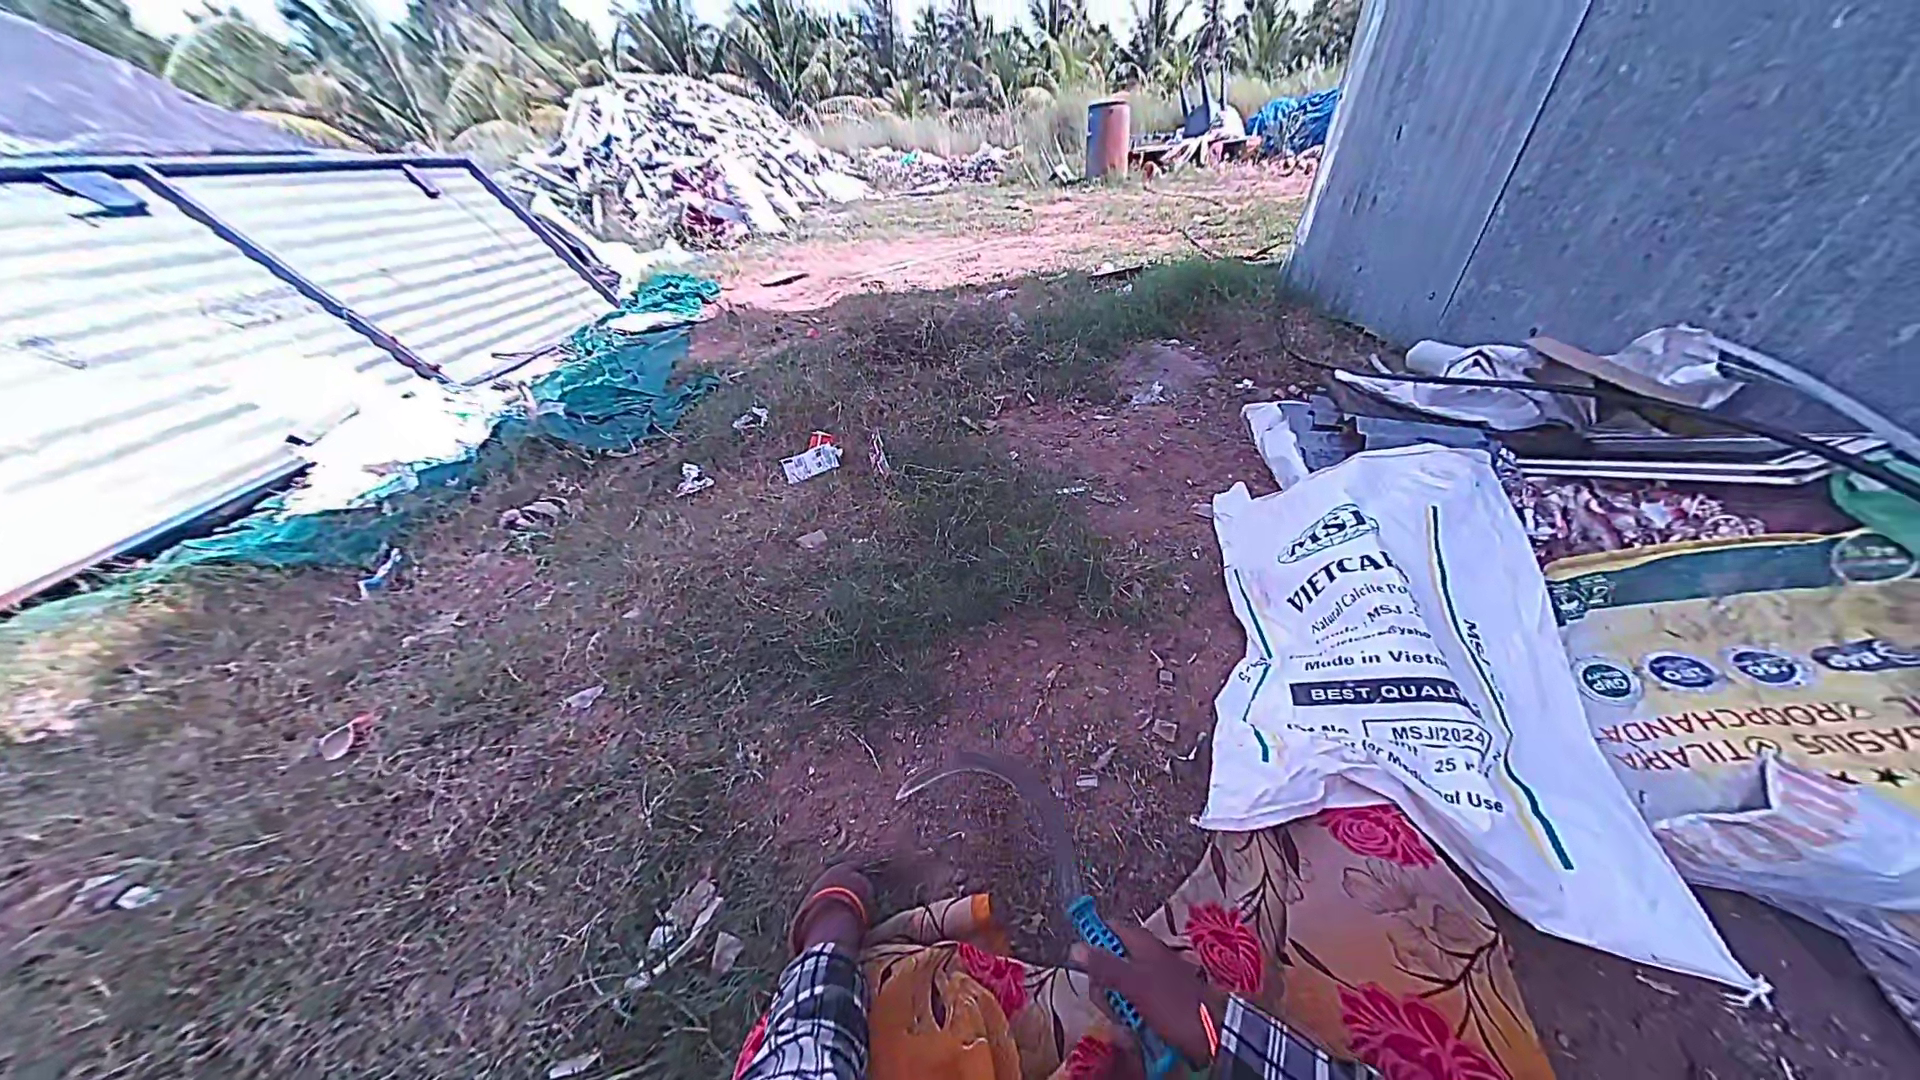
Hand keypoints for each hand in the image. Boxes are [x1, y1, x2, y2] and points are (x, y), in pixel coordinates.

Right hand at [1070, 922, 1227, 1067]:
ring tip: (1128, 1024)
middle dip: (1104, 986)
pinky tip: (1136, 1032)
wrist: (1215, 1035)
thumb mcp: (1134, 983)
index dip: (1092, 942)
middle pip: (1108, 962)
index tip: (1086, 965)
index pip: (1106, 928)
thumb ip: (1104, 964)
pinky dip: (1131, 1019)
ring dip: (1117, 1008)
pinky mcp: (1157, 1003)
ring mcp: (1151, 980)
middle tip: (1112, 1003)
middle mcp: (1143, 955)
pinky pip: (1133, 1006)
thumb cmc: (1173, 1001)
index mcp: (1138, 941)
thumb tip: (1074, 946)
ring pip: (1119, 988)